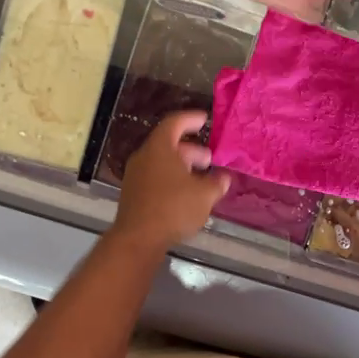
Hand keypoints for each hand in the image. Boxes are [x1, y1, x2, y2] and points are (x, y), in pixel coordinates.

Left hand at [110, 111, 231, 251]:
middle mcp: (144, 157)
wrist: (138, 238)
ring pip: (162, 164)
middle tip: (209, 159)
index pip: (175, 123)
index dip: (191, 119)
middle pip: (168, 145)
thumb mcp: (204, 195)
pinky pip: (156, 178)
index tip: (205, 119)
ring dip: (183, 168)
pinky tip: (187, 196)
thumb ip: (216, 183)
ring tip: (202, 180)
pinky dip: (173, 180)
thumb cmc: (173, 208)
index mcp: (159, 148)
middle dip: (191, 150)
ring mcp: (136, 176)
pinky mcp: (134, 194)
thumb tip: (224, 178)